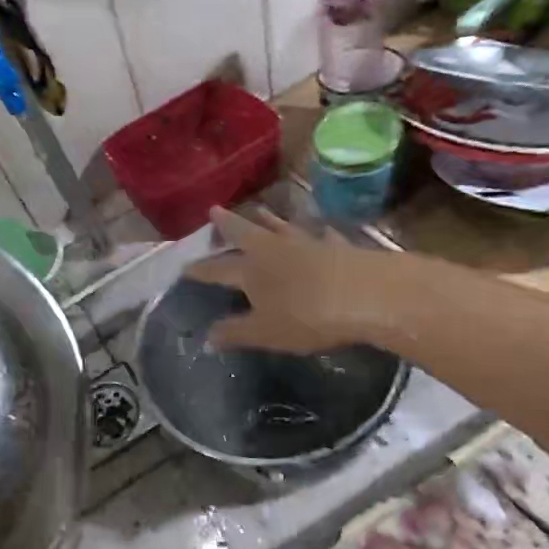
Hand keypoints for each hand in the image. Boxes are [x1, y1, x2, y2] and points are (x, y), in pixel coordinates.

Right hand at [186, 206, 399, 352]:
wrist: (364, 295)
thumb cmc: (307, 317)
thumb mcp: (265, 332)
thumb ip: (235, 333)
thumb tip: (206, 338)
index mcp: (251, 270)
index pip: (218, 269)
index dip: (201, 270)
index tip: (185, 266)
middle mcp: (274, 249)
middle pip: (245, 233)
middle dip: (228, 224)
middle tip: (214, 210)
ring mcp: (307, 243)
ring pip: (281, 226)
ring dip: (269, 219)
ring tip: (258, 209)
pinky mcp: (337, 245)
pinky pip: (322, 235)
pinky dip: (318, 233)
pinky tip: (322, 230)